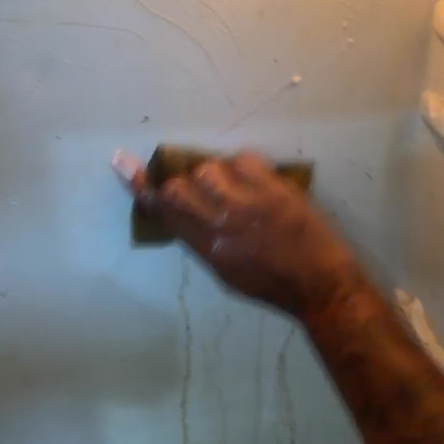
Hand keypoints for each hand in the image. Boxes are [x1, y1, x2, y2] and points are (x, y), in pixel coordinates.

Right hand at [114, 149, 369, 319]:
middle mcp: (221, 222)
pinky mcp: (273, 187)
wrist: (320, 283)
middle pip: (180, 186)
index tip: (123, 163)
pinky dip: (244, 167)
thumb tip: (183, 214)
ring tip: (236, 189)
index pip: (165, 211)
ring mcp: (247, 202)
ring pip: (208, 169)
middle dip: (183, 185)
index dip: (141, 187)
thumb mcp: (224, 272)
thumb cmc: (271, 285)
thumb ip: (200, 240)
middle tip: (203, 192)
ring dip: (215, 175)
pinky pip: (243, 159)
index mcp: (206, 248)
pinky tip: (257, 183)